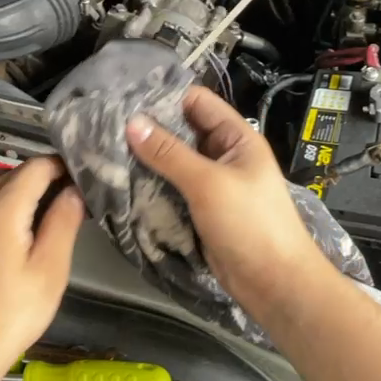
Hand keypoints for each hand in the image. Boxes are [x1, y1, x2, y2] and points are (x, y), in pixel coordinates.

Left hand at [0, 157, 83, 380]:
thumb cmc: (8, 316)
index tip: (85, 176)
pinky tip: (18, 231)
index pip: (35, 167)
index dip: (62, 165)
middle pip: (12, 172)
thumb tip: (73, 190)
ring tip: (48, 212)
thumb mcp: (49, 271)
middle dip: (42, 176)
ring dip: (19, 188)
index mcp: (0, 209)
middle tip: (72, 195)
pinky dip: (1, 204)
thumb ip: (63, 223)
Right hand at [126, 87, 334, 321]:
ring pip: (174, 161)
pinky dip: (151, 184)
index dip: (164, 96)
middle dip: (149, 128)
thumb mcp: (209, 183)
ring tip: (106, 149)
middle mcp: (223, 155)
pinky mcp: (200, 209)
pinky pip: (172, 188)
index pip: (197, 102)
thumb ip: (169, 153)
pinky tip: (121, 180)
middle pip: (181, 131)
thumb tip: (132, 122)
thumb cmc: (250, 224)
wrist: (274, 283)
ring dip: (146, 158)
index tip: (125, 97)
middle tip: (106, 124)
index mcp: (236, 138)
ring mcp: (212, 184)